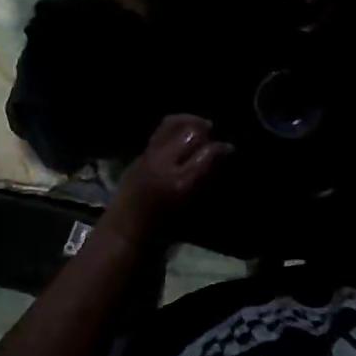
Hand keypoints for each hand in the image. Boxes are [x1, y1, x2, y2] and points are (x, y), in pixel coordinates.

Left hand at [101, 115, 231, 249]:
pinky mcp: (138, 155)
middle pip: (189, 132)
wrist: (125, 233)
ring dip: (188, 122)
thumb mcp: (194, 213)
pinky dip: (174, 129)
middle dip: (204, 130)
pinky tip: (181, 137)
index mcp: (180, 183)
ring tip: (199, 127)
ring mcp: (148, 157)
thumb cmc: (165, 231)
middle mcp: (163, 164)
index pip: (207, 153)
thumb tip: (219, 159)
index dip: (222, 148)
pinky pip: (160, 132)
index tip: (230, 148)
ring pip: (170, 124)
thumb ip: (206, 182)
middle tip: (212, 135)